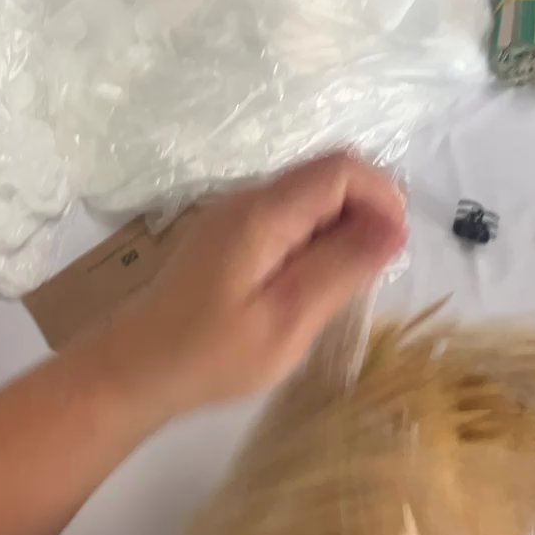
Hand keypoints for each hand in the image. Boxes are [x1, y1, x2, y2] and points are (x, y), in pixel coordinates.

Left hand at [82, 152, 407, 419]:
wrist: (137, 366)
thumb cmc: (211, 353)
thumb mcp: (288, 319)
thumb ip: (341, 266)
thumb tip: (395, 225)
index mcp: (261, 212)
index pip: (339, 169)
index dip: (382, 195)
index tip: (396, 247)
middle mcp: (247, 198)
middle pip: (324, 176)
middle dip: (365, 211)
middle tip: (372, 274)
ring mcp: (234, 213)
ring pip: (308, 196)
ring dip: (341, 228)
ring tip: (343, 286)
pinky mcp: (228, 233)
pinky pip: (286, 217)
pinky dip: (314, 239)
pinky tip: (310, 284)